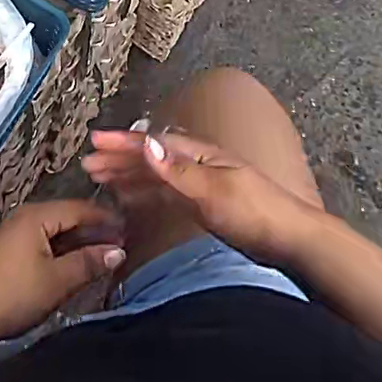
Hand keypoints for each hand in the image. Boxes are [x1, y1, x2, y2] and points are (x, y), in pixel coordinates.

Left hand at [0, 200, 124, 341]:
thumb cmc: (12, 294)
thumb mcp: (56, 281)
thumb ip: (88, 263)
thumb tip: (119, 250)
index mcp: (38, 215)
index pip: (81, 208)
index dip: (105, 219)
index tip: (129, 230)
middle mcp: (26, 216)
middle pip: (68, 217)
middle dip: (93, 231)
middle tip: (119, 246)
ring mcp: (14, 233)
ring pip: (55, 232)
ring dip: (78, 244)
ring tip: (101, 259)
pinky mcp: (7, 252)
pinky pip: (43, 243)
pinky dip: (61, 252)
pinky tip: (72, 268)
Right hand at [83, 129, 323, 263]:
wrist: (292, 240)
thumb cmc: (254, 213)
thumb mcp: (213, 193)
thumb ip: (178, 172)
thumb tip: (146, 144)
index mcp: (200, 154)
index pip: (153, 144)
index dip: (122, 143)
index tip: (93, 142)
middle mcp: (198, 163)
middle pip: (152, 156)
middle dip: (120, 157)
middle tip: (89, 163)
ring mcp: (203, 183)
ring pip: (157, 174)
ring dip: (130, 174)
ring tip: (102, 178)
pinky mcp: (206, 205)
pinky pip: (167, 192)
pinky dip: (147, 192)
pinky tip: (135, 198)